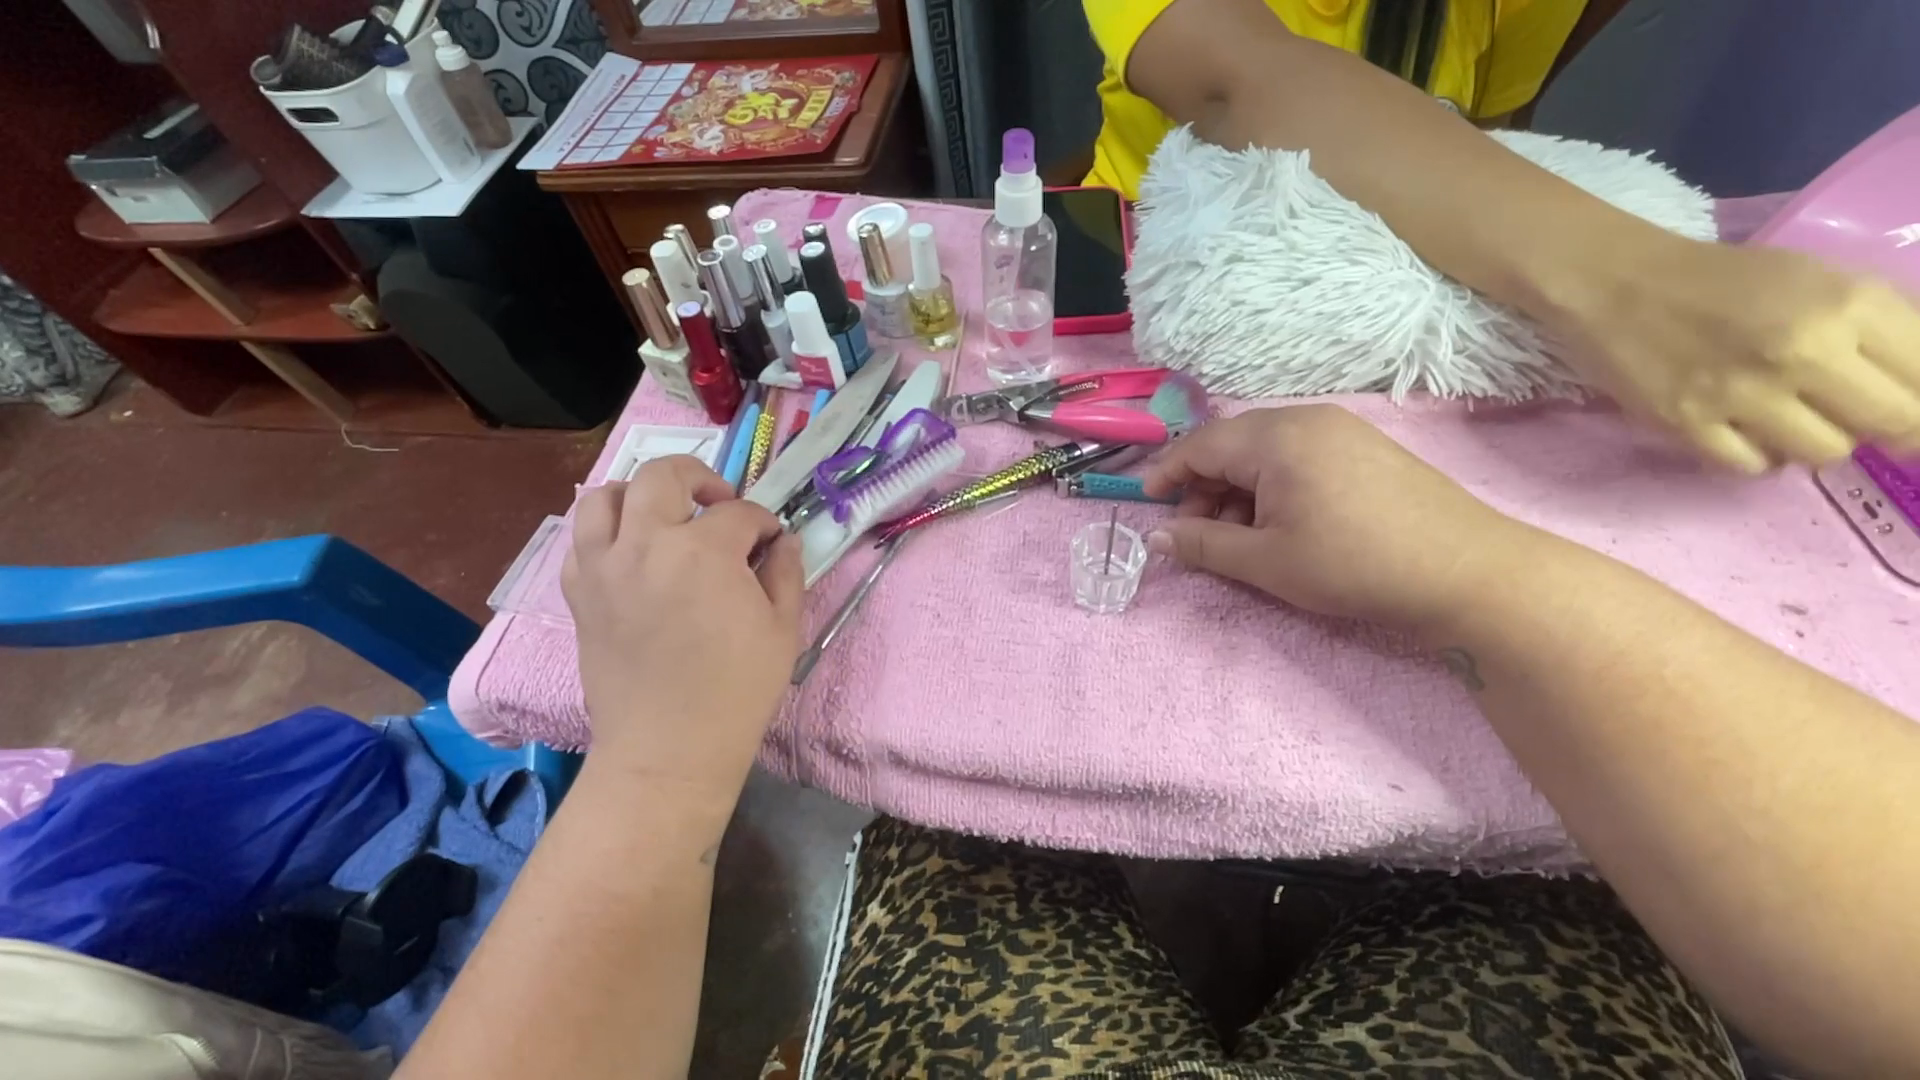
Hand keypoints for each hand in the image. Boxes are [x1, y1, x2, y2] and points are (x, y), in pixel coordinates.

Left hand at [562, 456, 802, 792]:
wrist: (668, 749)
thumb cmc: (737, 691)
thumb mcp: (783, 630)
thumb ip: (785, 573)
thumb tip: (783, 541)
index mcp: (704, 551)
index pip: (740, 514)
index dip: (763, 524)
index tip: (772, 543)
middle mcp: (646, 544)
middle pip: (663, 475)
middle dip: (700, 478)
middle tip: (720, 504)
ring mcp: (604, 567)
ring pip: (605, 496)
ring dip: (639, 494)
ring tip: (663, 517)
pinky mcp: (579, 594)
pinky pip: (580, 542)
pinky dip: (605, 535)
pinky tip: (631, 555)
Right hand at [1143, 406, 1543, 629]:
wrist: (1466, 571)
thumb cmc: (1353, 565)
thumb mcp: (1266, 562)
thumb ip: (1203, 545)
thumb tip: (1155, 538)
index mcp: (1275, 438)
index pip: (1200, 445)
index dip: (1168, 475)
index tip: (1149, 507)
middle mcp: (1305, 419)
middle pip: (1231, 444)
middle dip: (1204, 488)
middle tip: (1199, 535)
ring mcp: (1340, 429)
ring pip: (1264, 452)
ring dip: (1238, 491)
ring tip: (1242, 539)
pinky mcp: (1364, 447)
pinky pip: (1297, 456)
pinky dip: (1273, 486)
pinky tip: (1282, 525)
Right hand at [1556, 237, 1919, 471]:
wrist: (1617, 286)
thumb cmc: (1724, 279)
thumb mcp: (1823, 280)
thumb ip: (1880, 327)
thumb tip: (1914, 386)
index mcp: (1846, 306)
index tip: (1910, 413)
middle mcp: (1798, 354)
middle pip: (1892, 423)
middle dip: (1889, 428)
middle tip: (1860, 421)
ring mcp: (1737, 394)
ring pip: (1822, 452)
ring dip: (1816, 441)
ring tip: (1789, 422)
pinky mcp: (1684, 423)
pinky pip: (1748, 466)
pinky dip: (1756, 456)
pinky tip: (1742, 433)